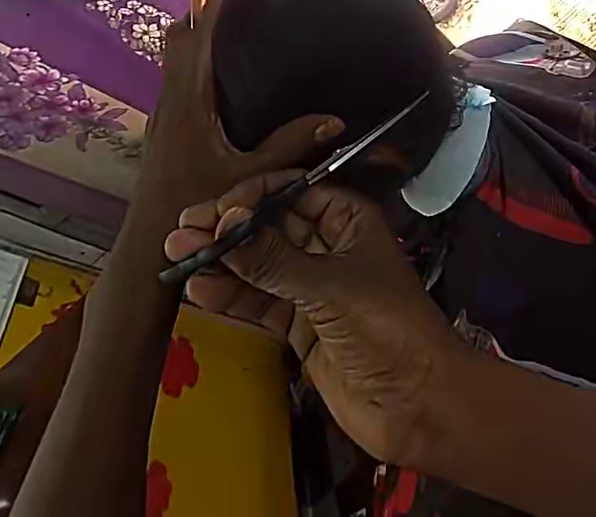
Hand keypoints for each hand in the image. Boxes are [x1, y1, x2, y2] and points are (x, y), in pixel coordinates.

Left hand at [134, 0, 343, 226]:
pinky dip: (193, 58)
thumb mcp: (249, 176)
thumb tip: (333, 120)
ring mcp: (162, 114)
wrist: (149, 245)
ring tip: (227, 23)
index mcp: (189, 104)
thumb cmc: (196, 207)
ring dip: (195, 35)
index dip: (215, 7)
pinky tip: (217, 72)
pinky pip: (176, 77)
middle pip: (177, 41)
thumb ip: (291, 146)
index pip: (198, 41)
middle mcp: (170, 101)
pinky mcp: (164, 126)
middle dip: (202, 13)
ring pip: (173, 59)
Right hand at [164, 172, 462, 465]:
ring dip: (223, 261)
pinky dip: (232, 296)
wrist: (417, 403)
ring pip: (261, 265)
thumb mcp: (331, 287)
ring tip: (178, 253)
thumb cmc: (389, 327)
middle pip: (272, 226)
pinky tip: (200, 289)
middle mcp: (328, 245)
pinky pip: (261, 302)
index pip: (295, 192)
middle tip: (185, 226)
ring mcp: (313, 286)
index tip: (218, 207)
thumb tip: (224, 225)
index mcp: (348, 219)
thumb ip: (274, 260)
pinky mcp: (300, 324)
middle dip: (231, 226)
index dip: (256, 194)